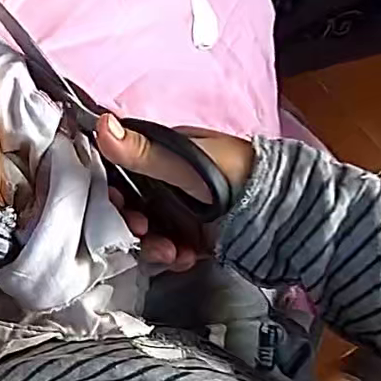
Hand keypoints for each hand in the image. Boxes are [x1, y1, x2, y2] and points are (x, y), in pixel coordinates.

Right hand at [95, 114, 253, 271]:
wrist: (278, 206)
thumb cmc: (230, 171)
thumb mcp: (182, 161)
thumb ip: (141, 151)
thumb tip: (102, 124)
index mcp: (160, 158)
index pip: (121, 177)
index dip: (113, 194)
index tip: (116, 207)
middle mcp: (165, 185)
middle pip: (132, 210)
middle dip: (133, 226)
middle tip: (143, 232)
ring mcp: (179, 211)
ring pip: (149, 234)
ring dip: (153, 246)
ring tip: (170, 252)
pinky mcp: (193, 236)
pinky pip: (171, 249)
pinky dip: (173, 256)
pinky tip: (184, 257)